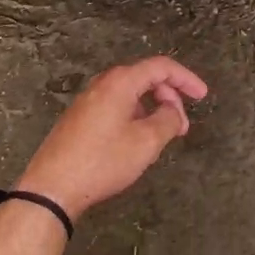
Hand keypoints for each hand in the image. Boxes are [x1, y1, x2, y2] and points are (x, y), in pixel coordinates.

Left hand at [11, 56, 208, 221]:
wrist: (51, 187)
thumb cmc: (101, 161)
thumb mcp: (145, 143)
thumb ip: (167, 121)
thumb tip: (173, 112)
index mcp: (121, 81)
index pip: (161, 67)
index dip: (186, 78)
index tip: (202, 95)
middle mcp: (104, 83)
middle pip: (145, 78)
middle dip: (169, 98)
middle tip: (181, 125)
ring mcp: (88, 99)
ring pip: (130, 94)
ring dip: (151, 109)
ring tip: (160, 137)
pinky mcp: (79, 117)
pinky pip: (116, 106)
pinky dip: (134, 116)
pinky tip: (135, 142)